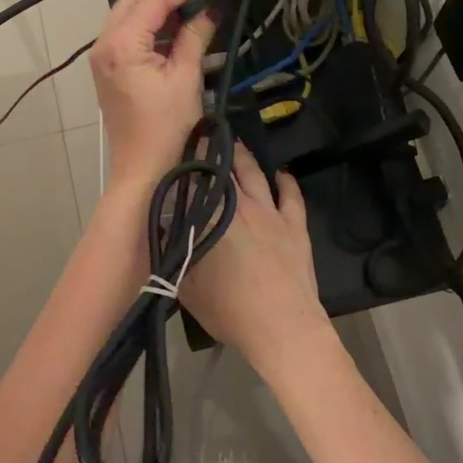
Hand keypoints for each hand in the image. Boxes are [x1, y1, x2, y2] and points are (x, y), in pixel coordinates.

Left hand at [91, 0, 214, 188]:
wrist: (142, 167)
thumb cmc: (167, 126)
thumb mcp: (187, 78)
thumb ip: (196, 36)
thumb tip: (211, 8)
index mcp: (121, 45)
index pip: (152, 1)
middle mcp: (103, 44)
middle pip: (134, 0)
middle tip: (199, 8)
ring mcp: (100, 57)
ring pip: (127, 15)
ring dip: (157, 14)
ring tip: (190, 23)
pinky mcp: (105, 69)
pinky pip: (124, 34)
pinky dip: (147, 30)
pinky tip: (172, 41)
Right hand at [179, 143, 327, 362]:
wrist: (281, 327)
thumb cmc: (229, 310)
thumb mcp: (186, 286)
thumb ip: (175, 254)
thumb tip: (166, 231)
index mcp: (212, 218)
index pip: (195, 181)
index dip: (187, 162)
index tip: (179, 145)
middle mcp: (241, 206)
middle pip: (226, 170)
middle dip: (213, 151)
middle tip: (204, 136)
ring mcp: (272, 214)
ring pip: (256, 175)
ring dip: (245, 157)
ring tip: (236, 142)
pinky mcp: (296, 226)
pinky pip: (291, 196)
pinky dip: (286, 181)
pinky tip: (281, 173)